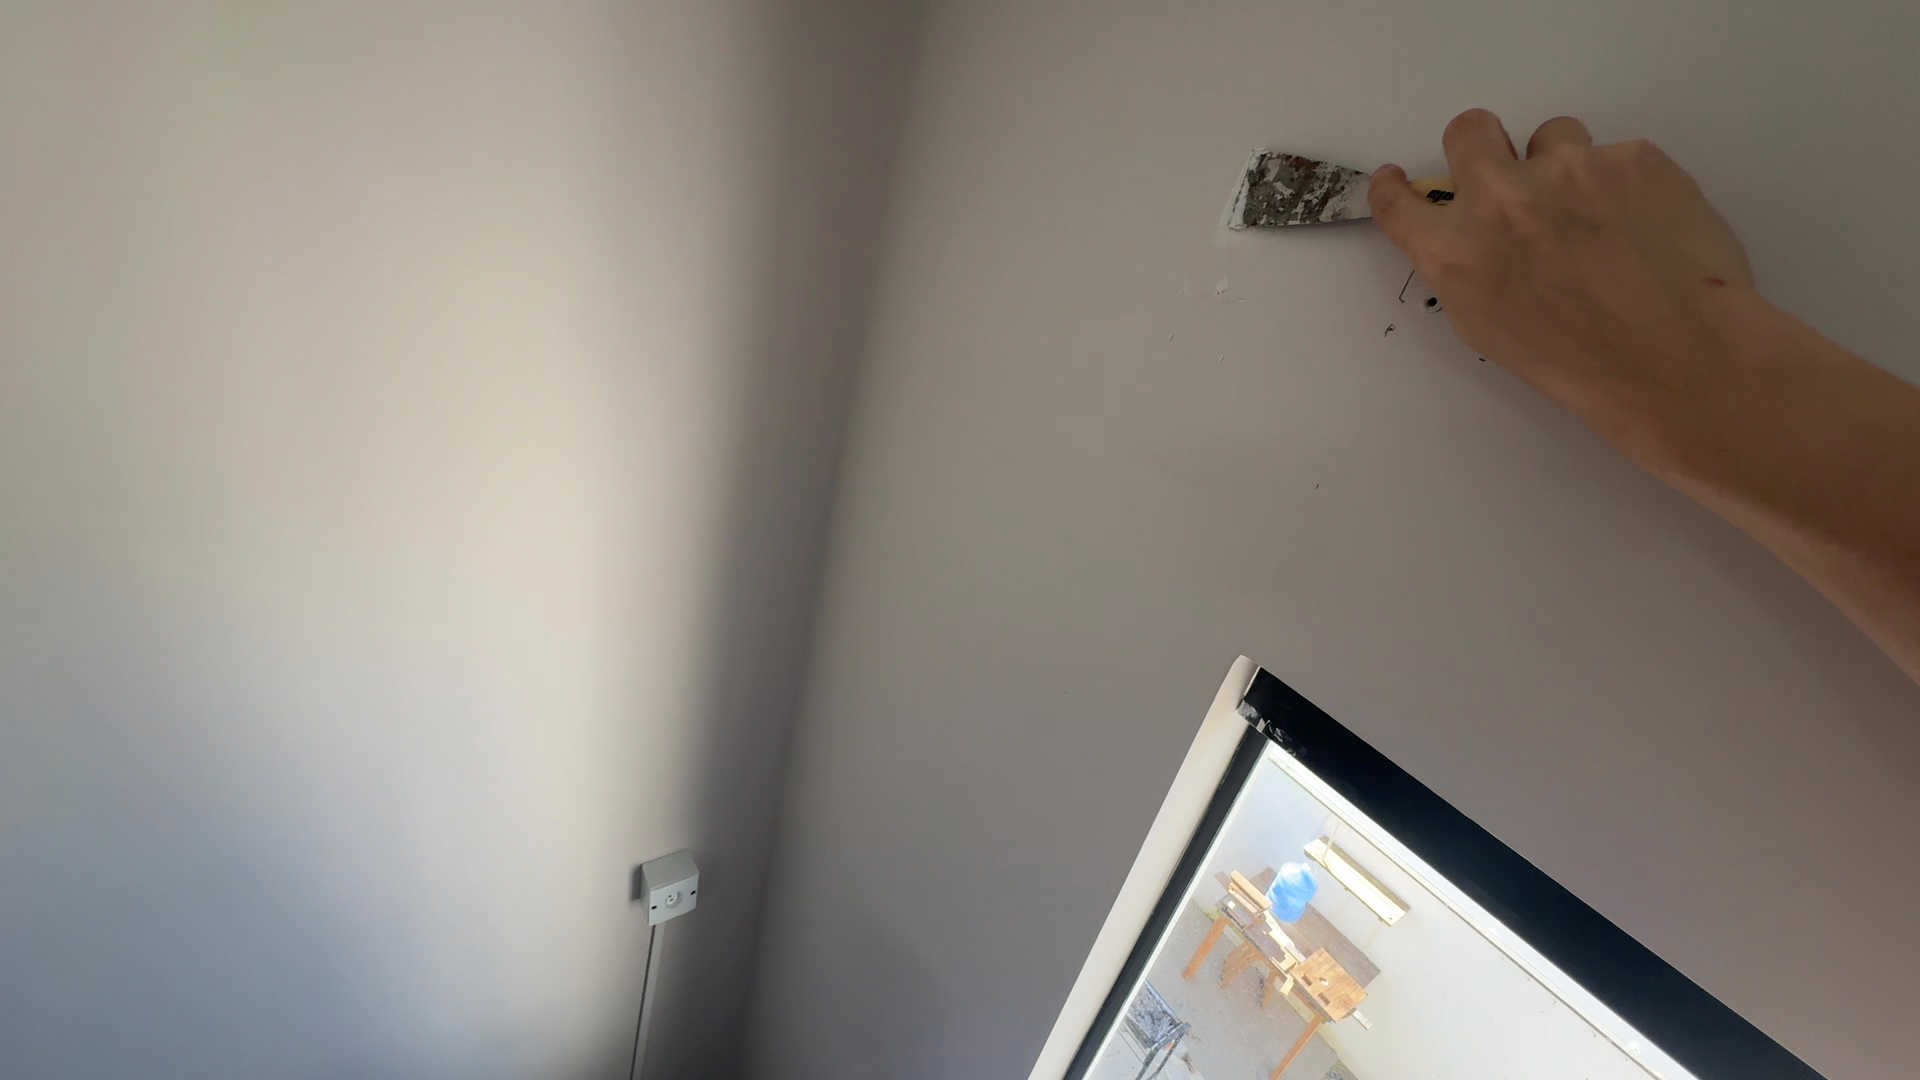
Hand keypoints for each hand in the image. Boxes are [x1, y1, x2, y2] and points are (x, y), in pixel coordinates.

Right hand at [1368, 110, 1752, 431]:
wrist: (1664, 348)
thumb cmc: (1559, 352)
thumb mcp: (1478, 318)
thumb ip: (1461, 264)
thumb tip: (1471, 237)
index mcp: (1450, 249)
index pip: (1398, 202)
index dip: (1393, 187)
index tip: (1398, 179)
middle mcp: (1497, 198)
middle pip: (1468, 130)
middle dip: (1476, 146)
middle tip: (1502, 174)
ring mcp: (1567, 168)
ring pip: (1549, 137)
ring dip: (1556, 165)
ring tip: (1588, 210)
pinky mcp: (1632, 156)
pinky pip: (1612, 154)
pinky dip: (1616, 183)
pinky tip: (1636, 224)